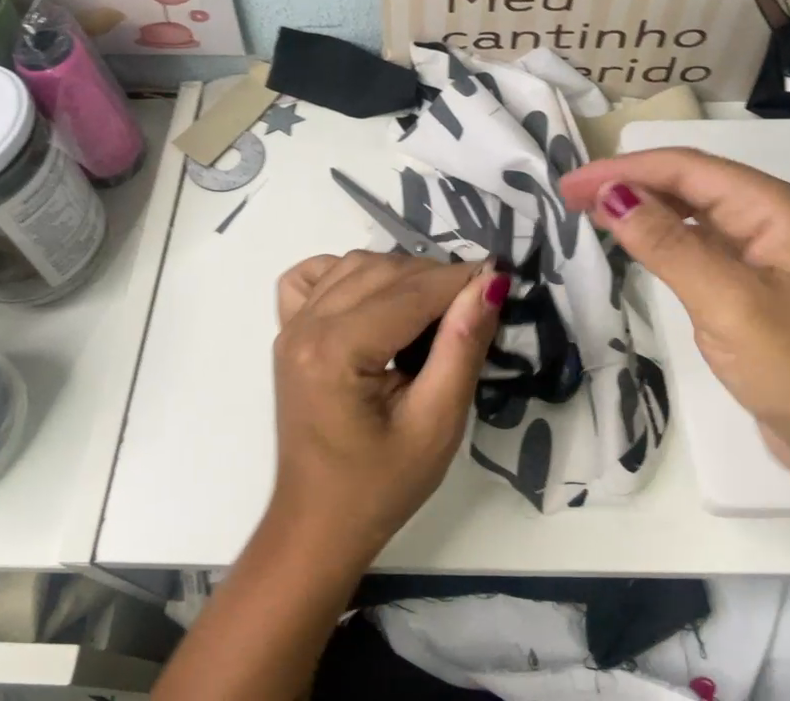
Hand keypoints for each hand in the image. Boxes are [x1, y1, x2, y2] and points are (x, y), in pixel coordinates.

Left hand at [267, 252, 505, 558]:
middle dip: (435, 278)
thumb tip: (490, 283)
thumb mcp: (437, 424)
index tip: (502, 280)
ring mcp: (290, 326)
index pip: (411, 291)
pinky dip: (348, 273)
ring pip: (354, 266)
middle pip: (383, 270)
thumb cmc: (382, 486)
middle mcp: (306, 326)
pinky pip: (313, 277)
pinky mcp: (287, 334)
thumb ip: (461, 347)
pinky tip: (376, 296)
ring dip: (400, 273)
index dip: (461, 280)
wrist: (321, 523)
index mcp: (336, 350)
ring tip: (438, 308)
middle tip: (475, 306)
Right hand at [561, 148, 789, 493]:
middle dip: (630, 184)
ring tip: (590, 214)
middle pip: (692, 185)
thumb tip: (611, 194)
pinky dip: (664, 242)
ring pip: (696, 216)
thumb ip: (668, 245)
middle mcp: (776, 221)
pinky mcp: (759, 290)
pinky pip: (703, 250)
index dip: (624, 170)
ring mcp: (769, 257)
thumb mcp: (729, 304)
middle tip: (569, 197)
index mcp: (780, 210)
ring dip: (644, 210)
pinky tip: (637, 245)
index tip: (569, 184)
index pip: (689, 170)